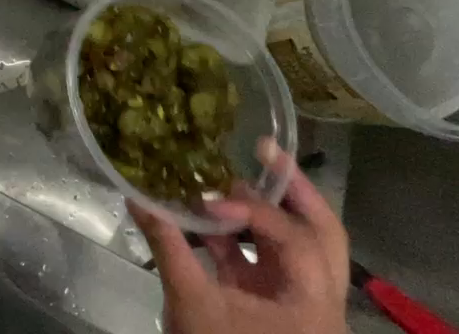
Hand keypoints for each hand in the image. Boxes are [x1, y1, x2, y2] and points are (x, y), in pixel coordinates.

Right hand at [131, 139, 348, 333]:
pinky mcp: (277, 310)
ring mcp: (301, 306)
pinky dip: (245, 235)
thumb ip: (167, 246)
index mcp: (313, 304)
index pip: (290, 238)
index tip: (202, 199)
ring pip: (303, 247)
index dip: (247, 210)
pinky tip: (209, 216)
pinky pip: (270, 262)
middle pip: (324, 234)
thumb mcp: (191, 305)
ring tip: (240, 173)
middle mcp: (321, 301)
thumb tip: (134, 195)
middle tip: (264, 149)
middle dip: (294, 189)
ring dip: (271, 210)